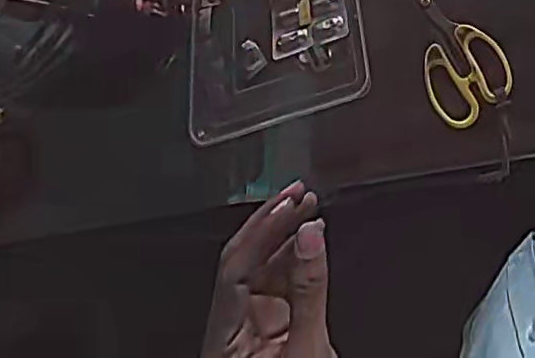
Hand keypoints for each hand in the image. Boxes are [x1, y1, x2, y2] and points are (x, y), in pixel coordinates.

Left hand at [201, 182, 334, 357]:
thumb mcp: (307, 349)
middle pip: (242, 264)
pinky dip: (294, 258)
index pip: (235, 269)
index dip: (263, 229)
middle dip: (271, 224)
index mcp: (223, 344)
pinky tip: (309, 242)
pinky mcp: (266, 331)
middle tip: (300, 193)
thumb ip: (310, 289)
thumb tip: (311, 233)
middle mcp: (228, 334)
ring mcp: (246, 332)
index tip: (292, 201)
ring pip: (259, 270)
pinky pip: (276, 284)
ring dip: (286, 237)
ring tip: (310, 209)